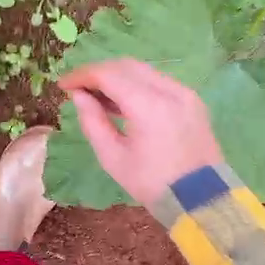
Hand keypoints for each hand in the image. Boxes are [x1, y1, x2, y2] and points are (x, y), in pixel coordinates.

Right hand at [59, 60, 224, 205]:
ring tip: (97, 97)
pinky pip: (158, 81)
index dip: (82, 75)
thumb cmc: (152, 183)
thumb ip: (92, 121)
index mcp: (148, 106)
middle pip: (126, 66)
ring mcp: (185, 92)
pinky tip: (123, 102)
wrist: (201, 198)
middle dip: (98, 73)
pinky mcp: (192, 100)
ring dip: (117, 77)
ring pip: (143, 70)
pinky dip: (136, 85)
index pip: (108, 75)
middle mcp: (169, 90)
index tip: (63, 85)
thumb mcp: (113, 157)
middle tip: (78, 88)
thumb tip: (79, 96)